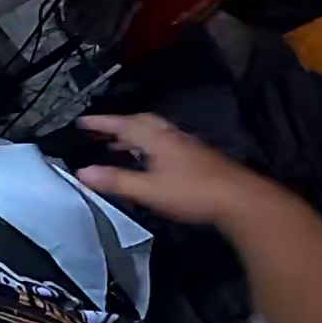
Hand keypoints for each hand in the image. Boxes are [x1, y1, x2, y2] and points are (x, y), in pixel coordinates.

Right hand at [76, 114, 291, 226]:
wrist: (239, 200)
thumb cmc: (193, 193)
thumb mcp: (149, 190)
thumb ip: (116, 181)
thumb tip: (83, 173)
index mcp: (157, 139)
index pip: (123, 124)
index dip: (101, 122)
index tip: (82, 122)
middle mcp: (171, 136)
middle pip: (140, 122)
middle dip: (117, 125)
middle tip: (99, 131)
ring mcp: (185, 145)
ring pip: (153, 132)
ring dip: (133, 135)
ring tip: (116, 145)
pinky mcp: (196, 156)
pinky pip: (163, 142)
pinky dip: (147, 145)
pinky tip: (146, 160)